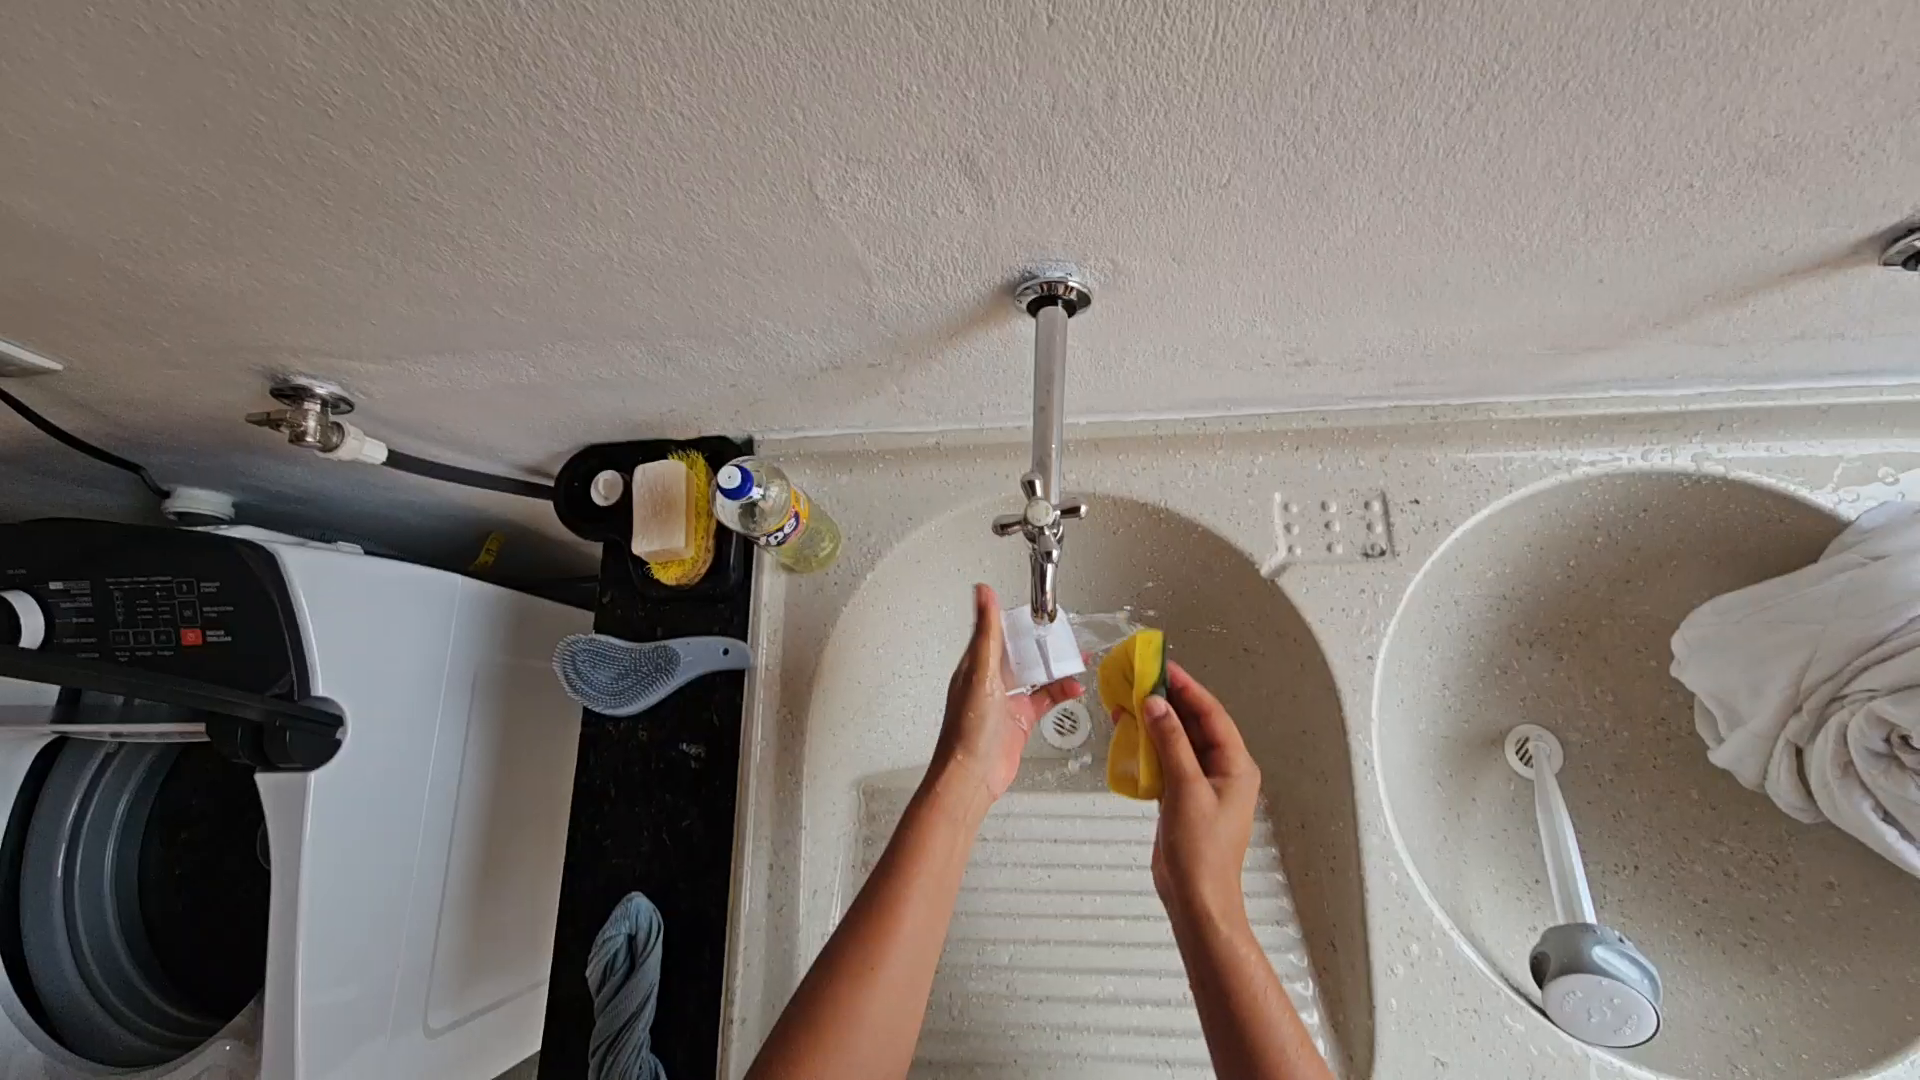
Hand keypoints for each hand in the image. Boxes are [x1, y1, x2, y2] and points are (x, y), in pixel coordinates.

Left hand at [928, 584, 1082, 806]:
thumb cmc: (968, 730)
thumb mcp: (981, 672)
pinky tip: (1073, 689)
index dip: (1021, 621)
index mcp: (976, 663)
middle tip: (1066, 636)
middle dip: (1044, 644)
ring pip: (1036, 675)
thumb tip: (982, 593)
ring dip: (1056, 667)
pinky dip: (1060, 693)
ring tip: (1077, 659)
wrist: (973, 775)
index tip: (1042, 612)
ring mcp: (1006, 700)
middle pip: (1022, 653)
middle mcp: (990, 679)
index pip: (1000, 632)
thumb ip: (987, 632)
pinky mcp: (1020, 720)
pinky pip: (1044, 699)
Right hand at [1143, 662, 1262, 929]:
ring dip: (1156, 721)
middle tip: (1141, 679)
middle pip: (1195, 723)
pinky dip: (1149, 745)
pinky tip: (1130, 734)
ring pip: (1178, 740)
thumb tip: (1155, 703)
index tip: (1163, 667)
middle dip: (1169, 701)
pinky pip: (1167, 759)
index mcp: (1236, 765)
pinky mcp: (1182, 795)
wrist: (1196, 898)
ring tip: (1130, 700)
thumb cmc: (1201, 850)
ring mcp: (1201, 782)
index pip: (1211, 714)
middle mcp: (1222, 769)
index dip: (1188, 688)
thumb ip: (1170, 742)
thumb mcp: (1186, 789)